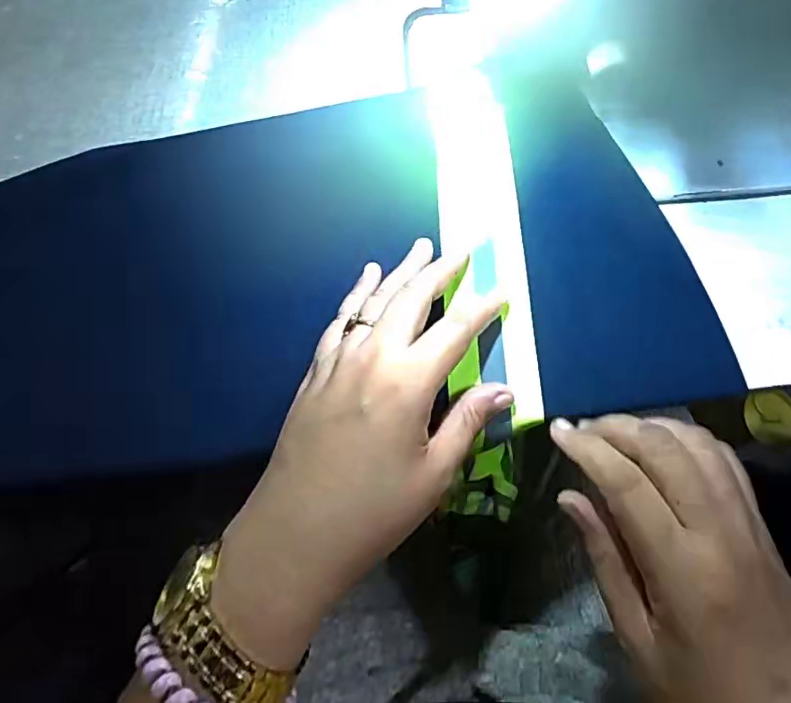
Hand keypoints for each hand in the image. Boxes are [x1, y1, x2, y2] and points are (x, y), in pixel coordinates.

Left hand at [210, 239, 510, 667]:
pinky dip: (357, 295)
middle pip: (411, 300)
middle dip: (439, 270)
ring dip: (400, 272)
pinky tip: (366, 279)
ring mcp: (338, 363)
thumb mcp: (433, 476)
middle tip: (461, 250)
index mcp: (408, 383)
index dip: (483, 306)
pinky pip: (340, 322)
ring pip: (374, 302)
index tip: (503, 289)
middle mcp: (373, 359)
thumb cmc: (371, 514)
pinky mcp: (315, 375)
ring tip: (418, 248)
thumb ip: (467, 422)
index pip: (456, 329)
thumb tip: (504, 388)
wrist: (287, 542)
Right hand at [551, 415, 790, 702]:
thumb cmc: (700, 683)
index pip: (628, 484)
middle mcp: (716, 524)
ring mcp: (742, 512)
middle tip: (582, 428)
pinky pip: (721, 453)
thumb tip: (569, 497)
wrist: (784, 700)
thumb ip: (605, 560)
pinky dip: (687, 436)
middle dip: (617, 427)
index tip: (559, 431)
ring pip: (695, 440)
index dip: (589, 449)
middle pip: (663, 448)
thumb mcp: (638, 639)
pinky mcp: (757, 511)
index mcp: (681, 566)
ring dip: (652, 424)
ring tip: (616, 431)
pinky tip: (664, 442)